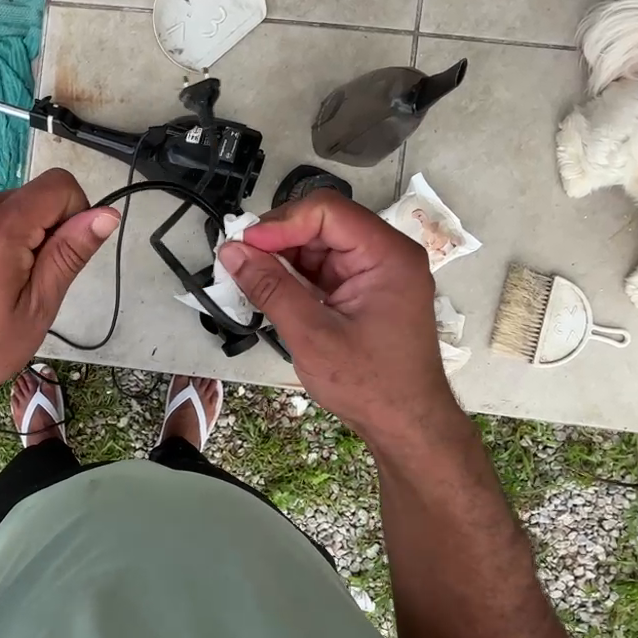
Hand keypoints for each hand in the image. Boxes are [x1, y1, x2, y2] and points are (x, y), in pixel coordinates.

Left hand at [0, 168, 118, 414]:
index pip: (58, 185)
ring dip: (14, 234)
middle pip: (30, 196)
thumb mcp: (39, 307)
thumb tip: (106, 215)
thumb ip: (70, 253)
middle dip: (42, 229)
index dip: (75, 213)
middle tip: (28, 281)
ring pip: (3, 206)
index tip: (62, 254)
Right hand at [219, 190, 456, 440]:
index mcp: (388, 256)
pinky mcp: (361, 290)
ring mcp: (374, 272)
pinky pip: (321, 267)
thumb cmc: (371, 385)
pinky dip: (293, 275)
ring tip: (248, 278)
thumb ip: (270, 287)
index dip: (280, 223)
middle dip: (277, 239)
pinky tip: (269, 289)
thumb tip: (231, 251)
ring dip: (281, 257)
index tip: (243, 246)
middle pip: (321, 223)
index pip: (327, 212)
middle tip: (239, 261)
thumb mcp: (312, 335)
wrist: (406, 425)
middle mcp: (385, 255)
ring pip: (317, 244)